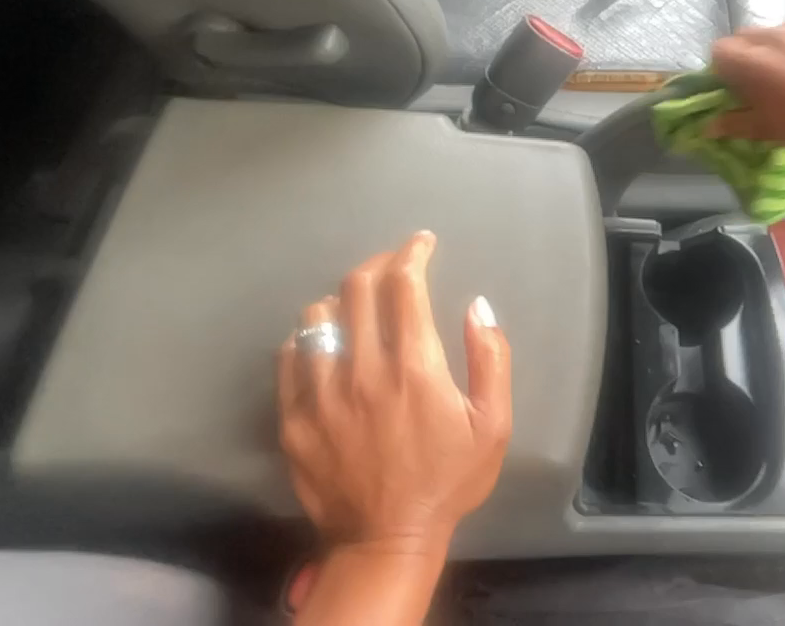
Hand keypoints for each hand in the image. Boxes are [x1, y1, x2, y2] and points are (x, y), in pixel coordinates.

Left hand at [277, 232, 511, 555]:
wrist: (386, 542)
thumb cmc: (447, 480)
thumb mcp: (493, 423)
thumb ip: (492, 358)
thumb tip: (477, 306)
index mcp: (414, 366)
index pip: (404, 284)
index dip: (413, 252)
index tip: (422, 243)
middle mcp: (362, 370)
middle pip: (356, 288)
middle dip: (378, 264)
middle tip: (393, 266)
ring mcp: (320, 395)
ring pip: (317, 317)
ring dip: (340, 300)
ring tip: (356, 308)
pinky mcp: (293, 420)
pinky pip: (290, 358)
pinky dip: (308, 340)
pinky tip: (326, 347)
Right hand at [710, 5, 784, 170]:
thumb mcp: (776, 132)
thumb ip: (738, 123)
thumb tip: (709, 126)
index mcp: (755, 63)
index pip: (722, 50)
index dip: (729, 67)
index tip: (743, 84)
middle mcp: (778, 34)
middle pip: (754, 36)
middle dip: (760, 54)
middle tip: (781, 80)